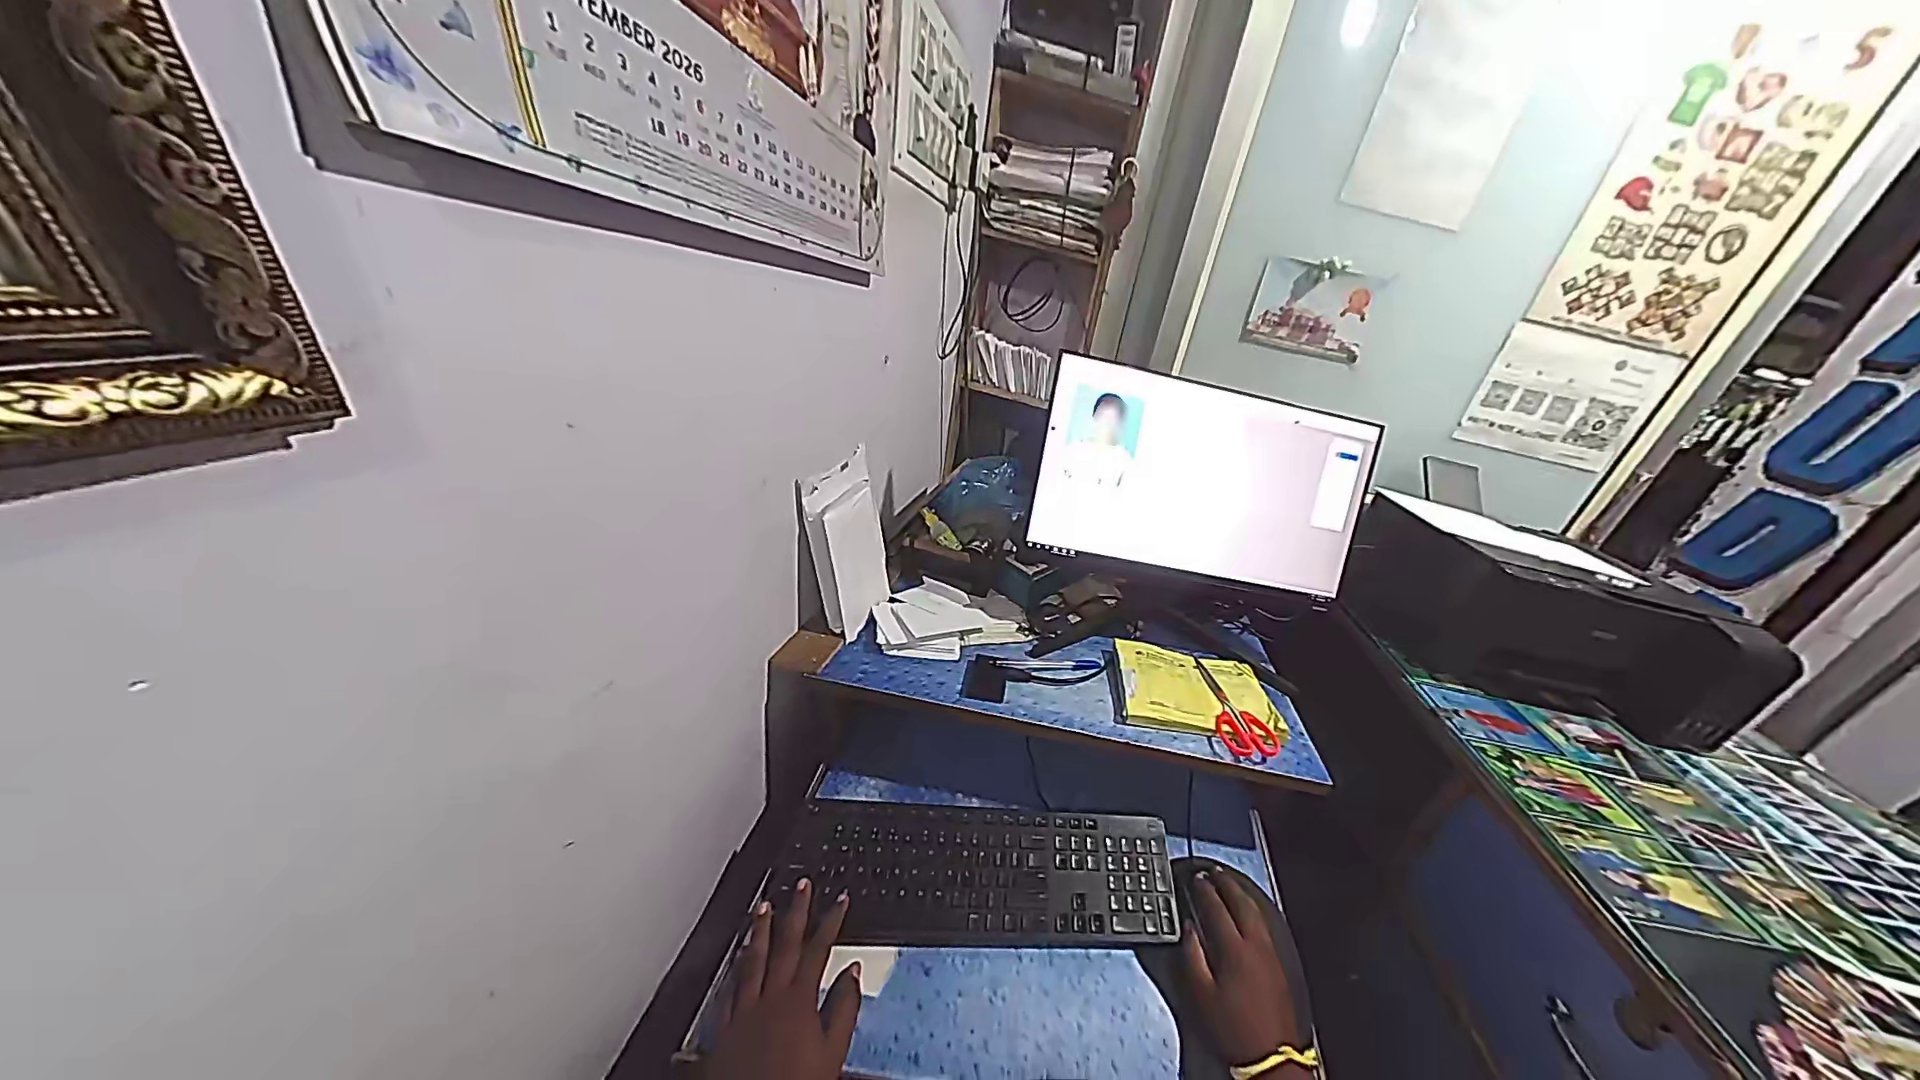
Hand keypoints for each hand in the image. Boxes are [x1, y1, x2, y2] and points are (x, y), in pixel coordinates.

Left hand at [706, 879, 860, 1079]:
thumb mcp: (833, 1053)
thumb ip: (844, 1008)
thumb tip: (852, 972)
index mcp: (799, 1000)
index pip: (818, 948)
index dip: (831, 920)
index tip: (840, 899)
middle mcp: (770, 997)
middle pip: (785, 944)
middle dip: (796, 911)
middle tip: (802, 885)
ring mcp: (745, 1010)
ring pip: (754, 958)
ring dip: (761, 929)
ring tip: (765, 905)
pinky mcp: (724, 1028)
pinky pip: (731, 986)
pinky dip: (736, 964)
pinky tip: (738, 952)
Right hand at [1181, 871, 1303, 1068]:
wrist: (1272, 1059)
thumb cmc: (1231, 1028)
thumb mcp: (1201, 993)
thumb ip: (1192, 956)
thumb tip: (1188, 929)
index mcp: (1233, 950)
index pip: (1216, 909)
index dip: (1204, 891)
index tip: (1195, 880)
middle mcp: (1255, 946)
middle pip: (1240, 903)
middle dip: (1225, 884)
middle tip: (1212, 872)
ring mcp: (1271, 954)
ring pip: (1256, 912)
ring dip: (1240, 893)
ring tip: (1228, 882)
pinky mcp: (1280, 964)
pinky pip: (1265, 924)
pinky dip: (1253, 909)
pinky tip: (1247, 909)